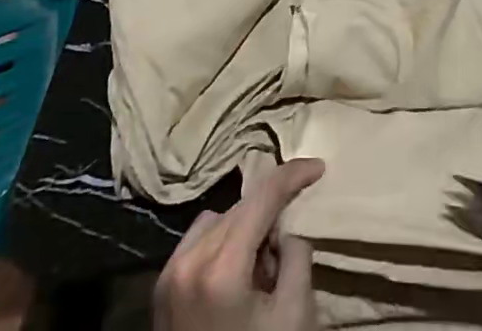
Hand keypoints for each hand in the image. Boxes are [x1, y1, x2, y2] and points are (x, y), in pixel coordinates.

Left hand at [154, 159, 325, 330]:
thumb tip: (285, 226)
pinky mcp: (162, 286)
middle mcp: (189, 261)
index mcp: (222, 267)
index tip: (320, 168)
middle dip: (272, 210)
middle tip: (292, 238)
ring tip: (263, 263)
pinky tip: (238, 271)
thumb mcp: (294, 313)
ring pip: (219, 218)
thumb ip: (297, 255)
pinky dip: (223, 240)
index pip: (262, 197)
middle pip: (241, 207)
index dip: (294, 174)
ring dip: (246, 225)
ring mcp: (169, 273)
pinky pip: (199, 239)